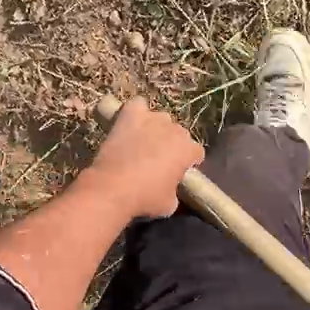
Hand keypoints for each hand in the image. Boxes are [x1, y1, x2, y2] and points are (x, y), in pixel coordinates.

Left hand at [79, 98, 203, 219]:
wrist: (113, 186)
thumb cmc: (145, 198)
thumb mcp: (170, 204)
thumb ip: (176, 189)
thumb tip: (171, 187)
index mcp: (188, 149)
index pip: (197, 152)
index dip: (188, 163)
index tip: (178, 172)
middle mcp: (174, 129)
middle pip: (179, 134)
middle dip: (172, 145)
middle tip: (158, 161)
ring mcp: (152, 119)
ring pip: (161, 119)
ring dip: (156, 129)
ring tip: (142, 144)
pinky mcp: (131, 114)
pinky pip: (138, 104)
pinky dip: (136, 112)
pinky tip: (131, 123)